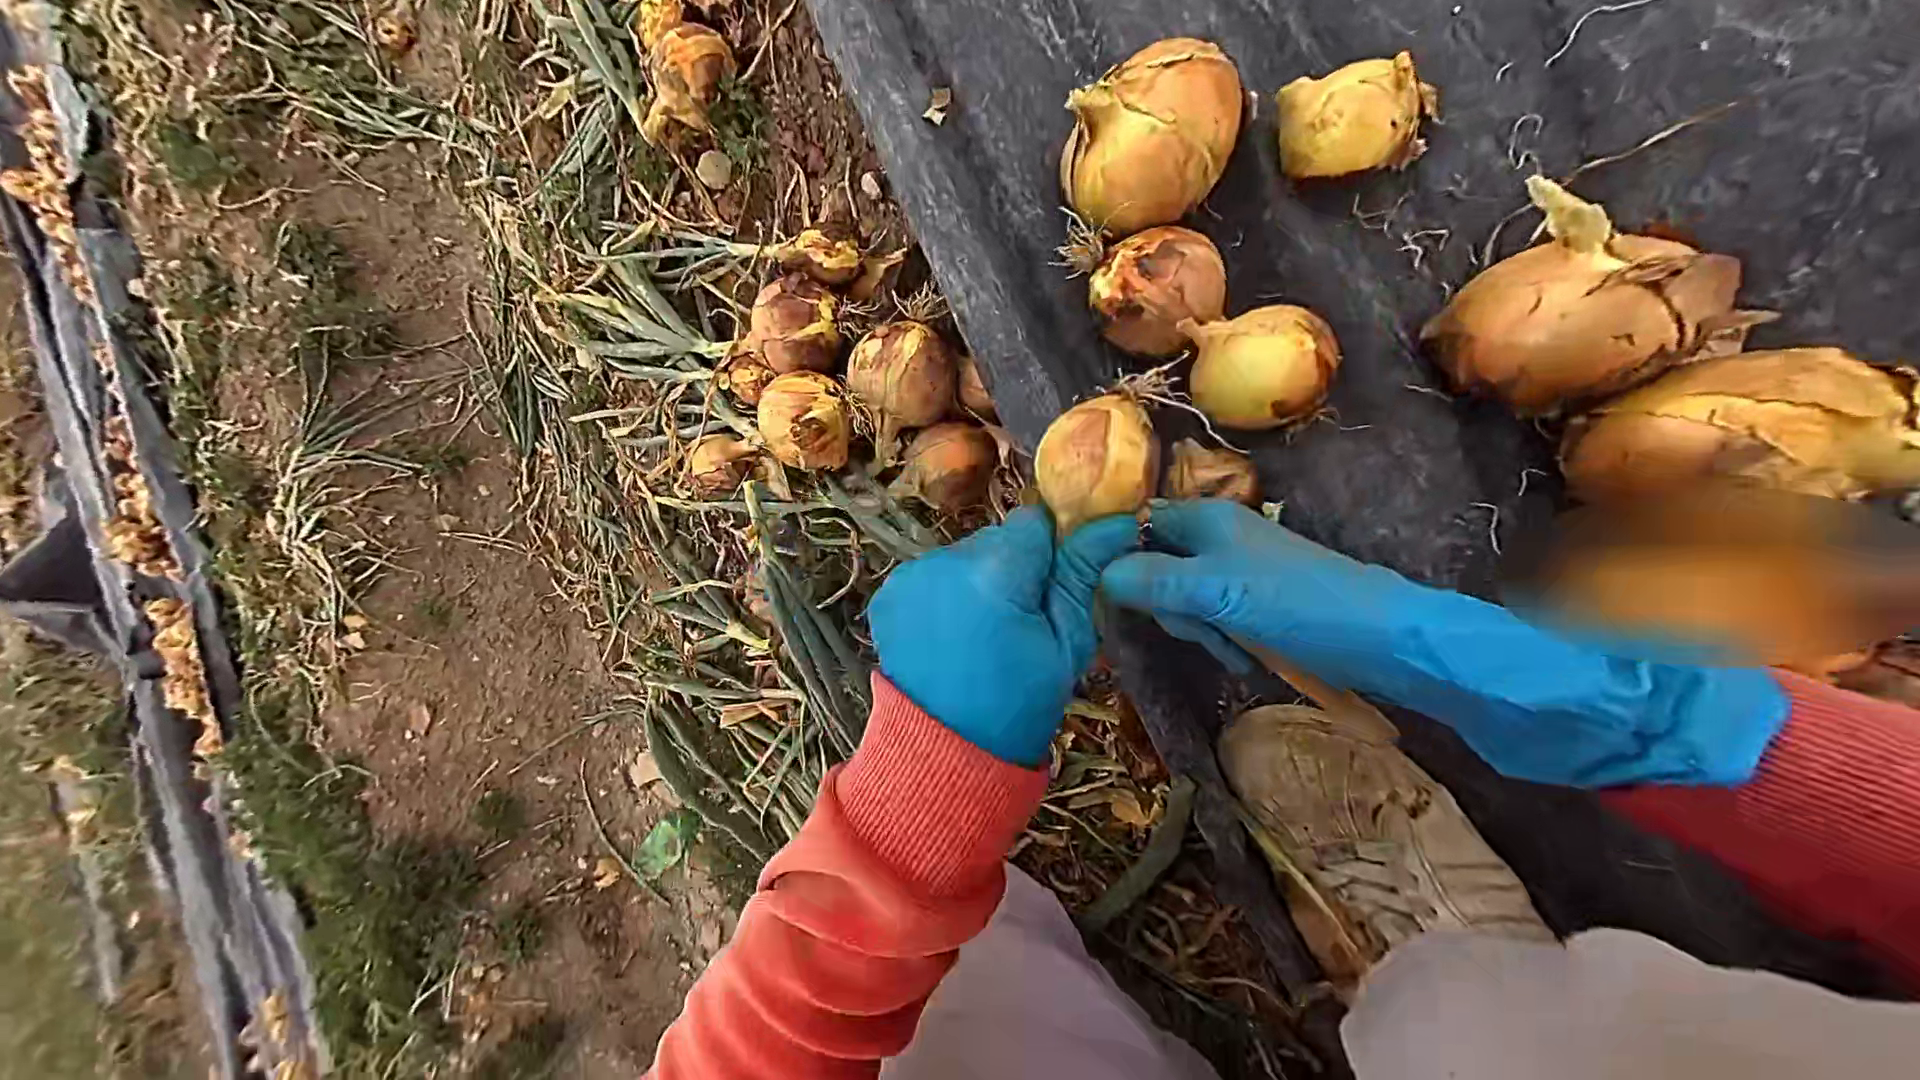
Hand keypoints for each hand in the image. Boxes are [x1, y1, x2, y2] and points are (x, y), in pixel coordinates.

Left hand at [869, 506, 1138, 764]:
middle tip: (1018, 622)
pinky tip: (951, 635)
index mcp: (994, 570)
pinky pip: (931, 576)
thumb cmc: (1019, 704)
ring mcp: (908, 577)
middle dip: (1013, 567)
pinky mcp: (886, 594)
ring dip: (978, 580)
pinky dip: (945, 595)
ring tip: (981, 634)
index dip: (1050, 551)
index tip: (1049, 590)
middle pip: (996, 538)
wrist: (945, 753)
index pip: (1033, 521)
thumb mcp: (1068, 643)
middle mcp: (943, 560)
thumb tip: (1118, 521)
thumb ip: (1083, 572)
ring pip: (963, 556)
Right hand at [1100, 500, 1787, 787]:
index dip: (1119, 555)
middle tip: (1194, 628)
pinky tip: (1237, 653)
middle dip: (1165, 601)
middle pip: (1156, 562)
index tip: (1116, 596)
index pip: (1138, 522)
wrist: (1392, 641)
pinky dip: (1216, 634)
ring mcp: (1239, 567)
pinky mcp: (1257, 597)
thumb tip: (1098, 575)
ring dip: (1192, 624)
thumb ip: (1154, 581)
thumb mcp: (1217, 594)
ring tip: (1225, 646)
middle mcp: (1219, 535)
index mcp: (1207, 518)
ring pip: (1182, 593)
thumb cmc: (1301, 607)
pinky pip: (1212, 612)